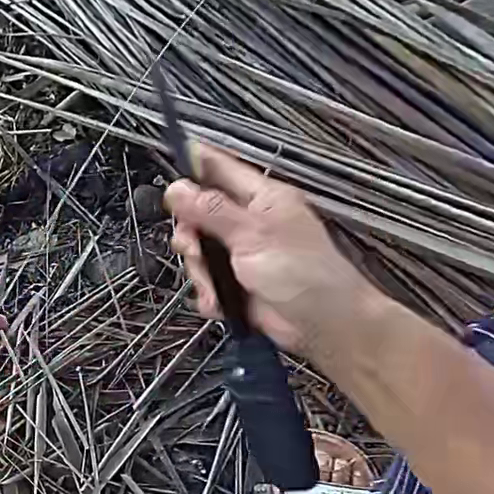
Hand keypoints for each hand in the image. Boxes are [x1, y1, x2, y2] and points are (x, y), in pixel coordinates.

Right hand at [166, 145, 377, 358]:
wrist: (322, 325)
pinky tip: (218, 300)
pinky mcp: (236, 281)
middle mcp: (250, 222)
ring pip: (199, 250)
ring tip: (211, 283)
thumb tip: (179, 189)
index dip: (191, 168)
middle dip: (189, 234)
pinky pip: (206, 280)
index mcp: (261, 198)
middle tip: (193, 247)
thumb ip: (211, 210)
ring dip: (198, 270)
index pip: (219, 168)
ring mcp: (242, 252)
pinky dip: (207, 292)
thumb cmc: (309, 275)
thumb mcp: (252, 234)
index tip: (171, 179)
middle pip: (198, 214)